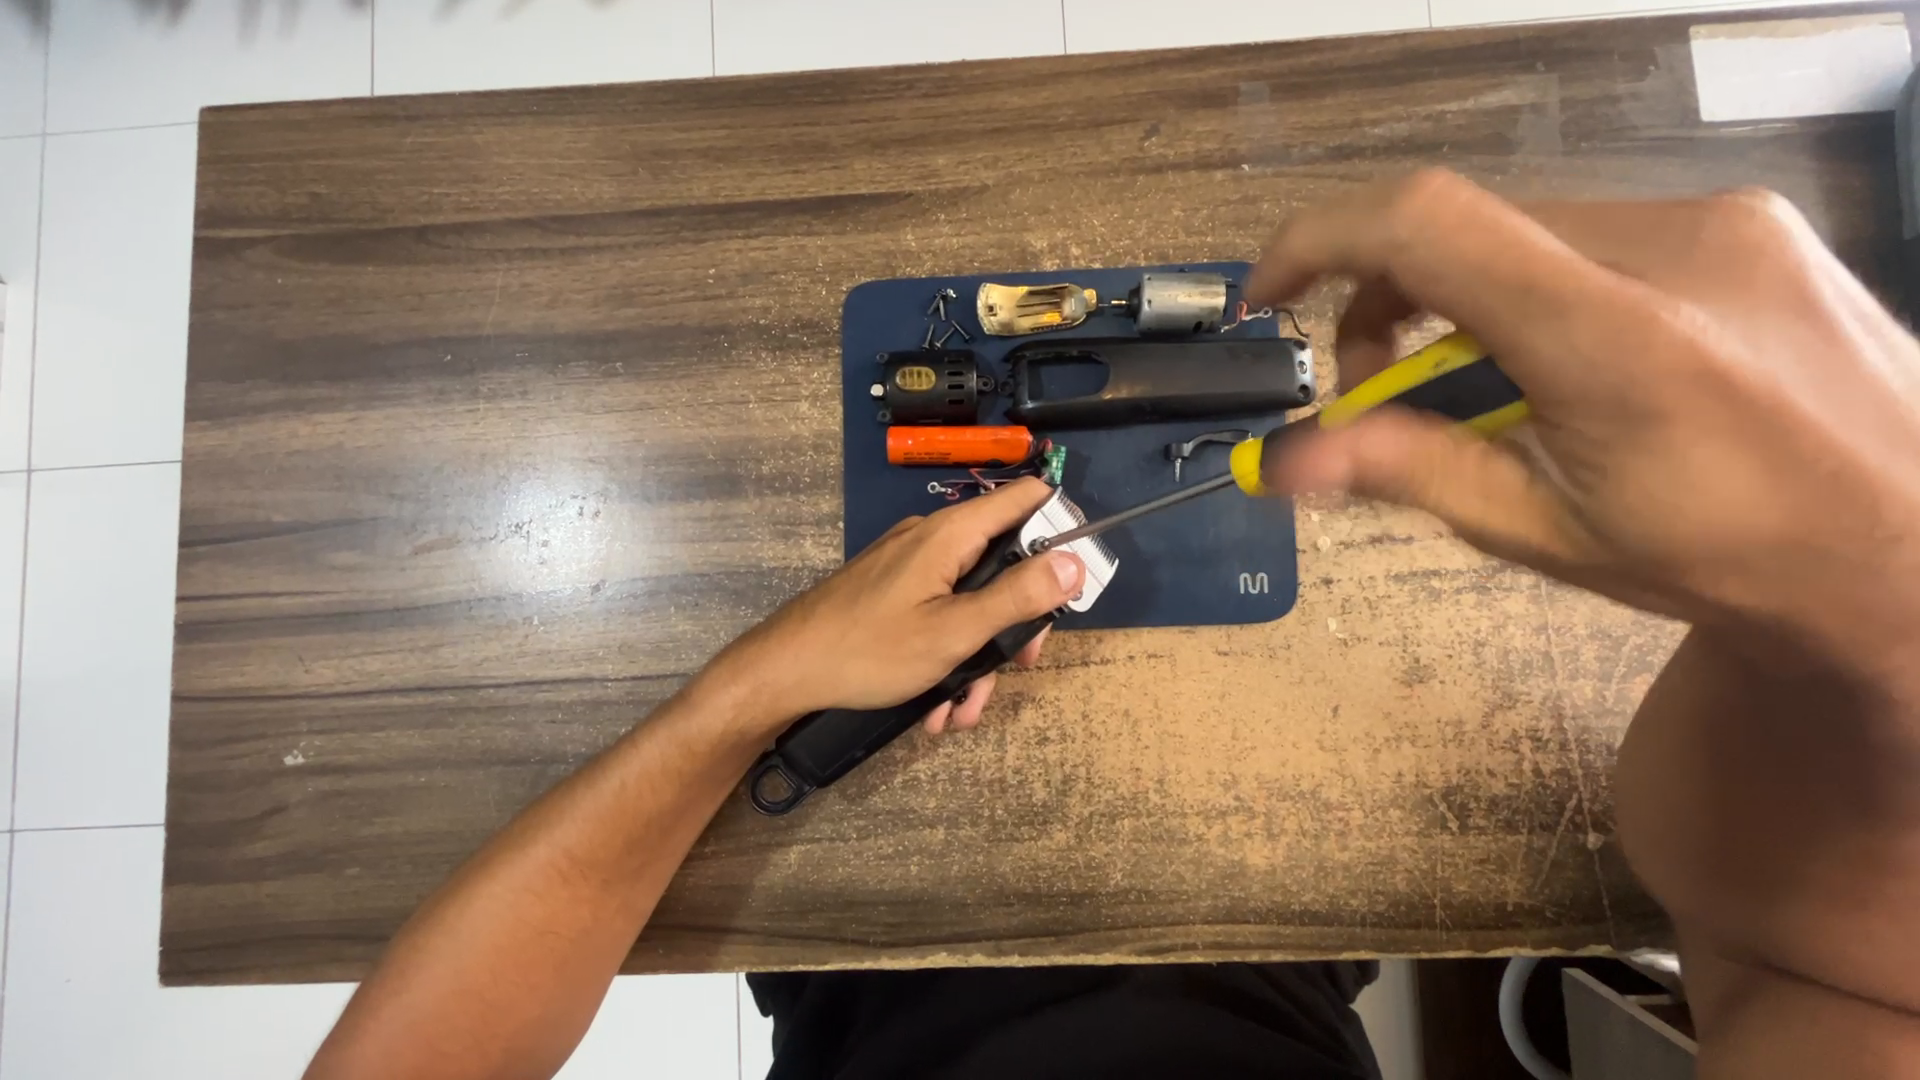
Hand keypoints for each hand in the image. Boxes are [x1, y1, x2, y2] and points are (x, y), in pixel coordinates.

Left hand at [710, 478, 1083, 734]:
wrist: (785, 671)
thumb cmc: (870, 648)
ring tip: (963, 708)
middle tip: (1018, 665)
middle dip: (1014, 621)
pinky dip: (946, 657)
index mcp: (952, 535)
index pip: (1024, 499)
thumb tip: (1074, 563)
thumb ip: (1017, 597)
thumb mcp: (954, 631)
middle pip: (1002, 564)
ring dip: (976, 657)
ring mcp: (911, 568)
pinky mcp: (894, 595)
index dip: (1059, 526)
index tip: (1076, 575)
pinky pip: (939, 617)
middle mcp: (933, 541)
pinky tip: (937, 706)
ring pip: (970, 602)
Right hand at [1244, 169, 1919, 675]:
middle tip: (1376, 392)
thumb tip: (1280, 463)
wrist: (1919, 548)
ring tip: (1467, 387)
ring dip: (1445, 301)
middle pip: (1455, 231)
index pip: (1423, 225)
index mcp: (1612, 336)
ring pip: (1511, 233)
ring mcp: (1718, 220)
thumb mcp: (1537, 529)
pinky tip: (1545, 361)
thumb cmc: (1719, 557)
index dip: (1315, 243)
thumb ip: (1403, 472)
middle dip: (1377, 305)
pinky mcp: (1740, 222)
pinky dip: (1514, 292)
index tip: (1266, 300)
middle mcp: (1669, 243)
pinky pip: (1574, 236)